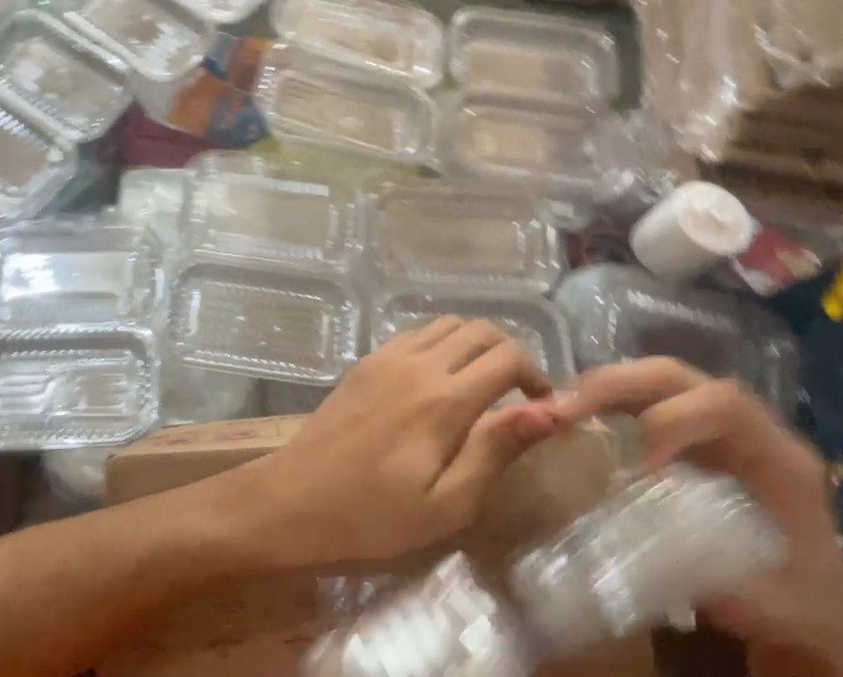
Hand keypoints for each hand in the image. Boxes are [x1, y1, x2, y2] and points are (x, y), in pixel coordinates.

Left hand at [227, 318, 561, 567]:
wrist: (292, 501)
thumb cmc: (373, 517)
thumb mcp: (446, 504)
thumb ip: (496, 450)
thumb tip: (550, 412)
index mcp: (443, 400)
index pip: (507, 357)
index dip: (537, 375)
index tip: (543, 408)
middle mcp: (416, 364)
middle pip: (479, 330)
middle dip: (510, 354)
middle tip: (517, 395)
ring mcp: (385, 358)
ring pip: (446, 324)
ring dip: (474, 345)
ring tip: (482, 387)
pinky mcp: (364, 363)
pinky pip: (414, 334)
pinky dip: (440, 344)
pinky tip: (438, 383)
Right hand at [549, 358, 842, 676]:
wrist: (813, 618)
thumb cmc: (795, 608)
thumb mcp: (762, 599)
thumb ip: (707, 566)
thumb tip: (632, 533)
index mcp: (780, 458)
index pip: (724, 406)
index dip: (672, 422)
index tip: (638, 470)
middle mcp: (749, 430)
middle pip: (680, 378)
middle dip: (619, 384)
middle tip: (565, 407)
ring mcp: (717, 431)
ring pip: (658, 382)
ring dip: (606, 388)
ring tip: (560, 408)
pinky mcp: (693, 440)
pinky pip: (648, 403)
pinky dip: (609, 404)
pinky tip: (578, 419)